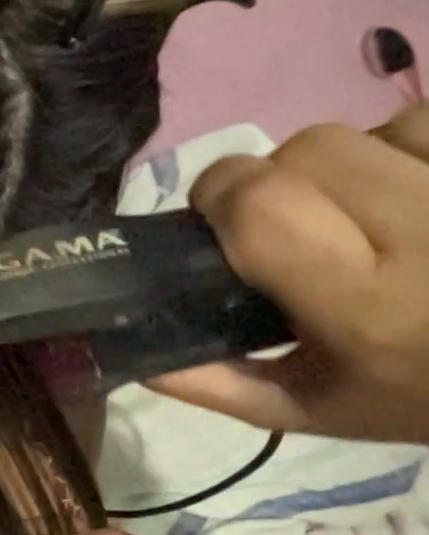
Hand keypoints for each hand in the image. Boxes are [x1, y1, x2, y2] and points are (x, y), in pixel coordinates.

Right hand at [148, 108, 428, 442]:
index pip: (265, 206)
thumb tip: (136, 355)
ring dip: (352, 157)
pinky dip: (411, 142)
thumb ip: (216, 384)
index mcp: (363, 307)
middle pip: (313, 150)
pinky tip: (410, 183)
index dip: (222, 191)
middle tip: (274, 214)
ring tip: (357, 202)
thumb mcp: (306, 408)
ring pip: (383, 125)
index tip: (208, 212)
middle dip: (273, 174)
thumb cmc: (417, 396)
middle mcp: (428, 236)